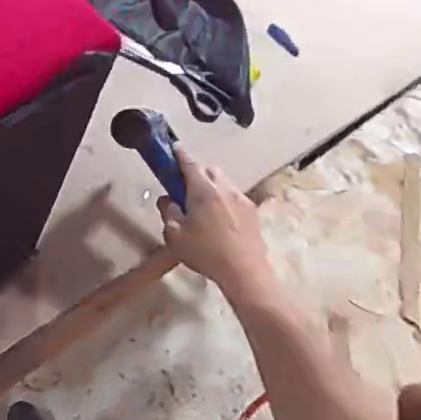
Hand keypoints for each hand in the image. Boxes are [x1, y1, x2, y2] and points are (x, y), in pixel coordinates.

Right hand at [157, 148, 275, 295]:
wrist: (244, 271)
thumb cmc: (205, 252)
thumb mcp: (175, 235)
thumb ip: (168, 212)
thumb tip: (167, 199)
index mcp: (202, 190)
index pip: (189, 163)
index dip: (179, 154)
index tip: (173, 148)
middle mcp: (224, 188)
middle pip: (209, 170)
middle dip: (197, 172)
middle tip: (186, 187)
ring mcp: (241, 199)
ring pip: (224, 183)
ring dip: (212, 186)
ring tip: (204, 206)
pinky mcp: (253, 212)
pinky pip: (235, 197)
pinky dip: (225, 200)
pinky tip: (221, 219)